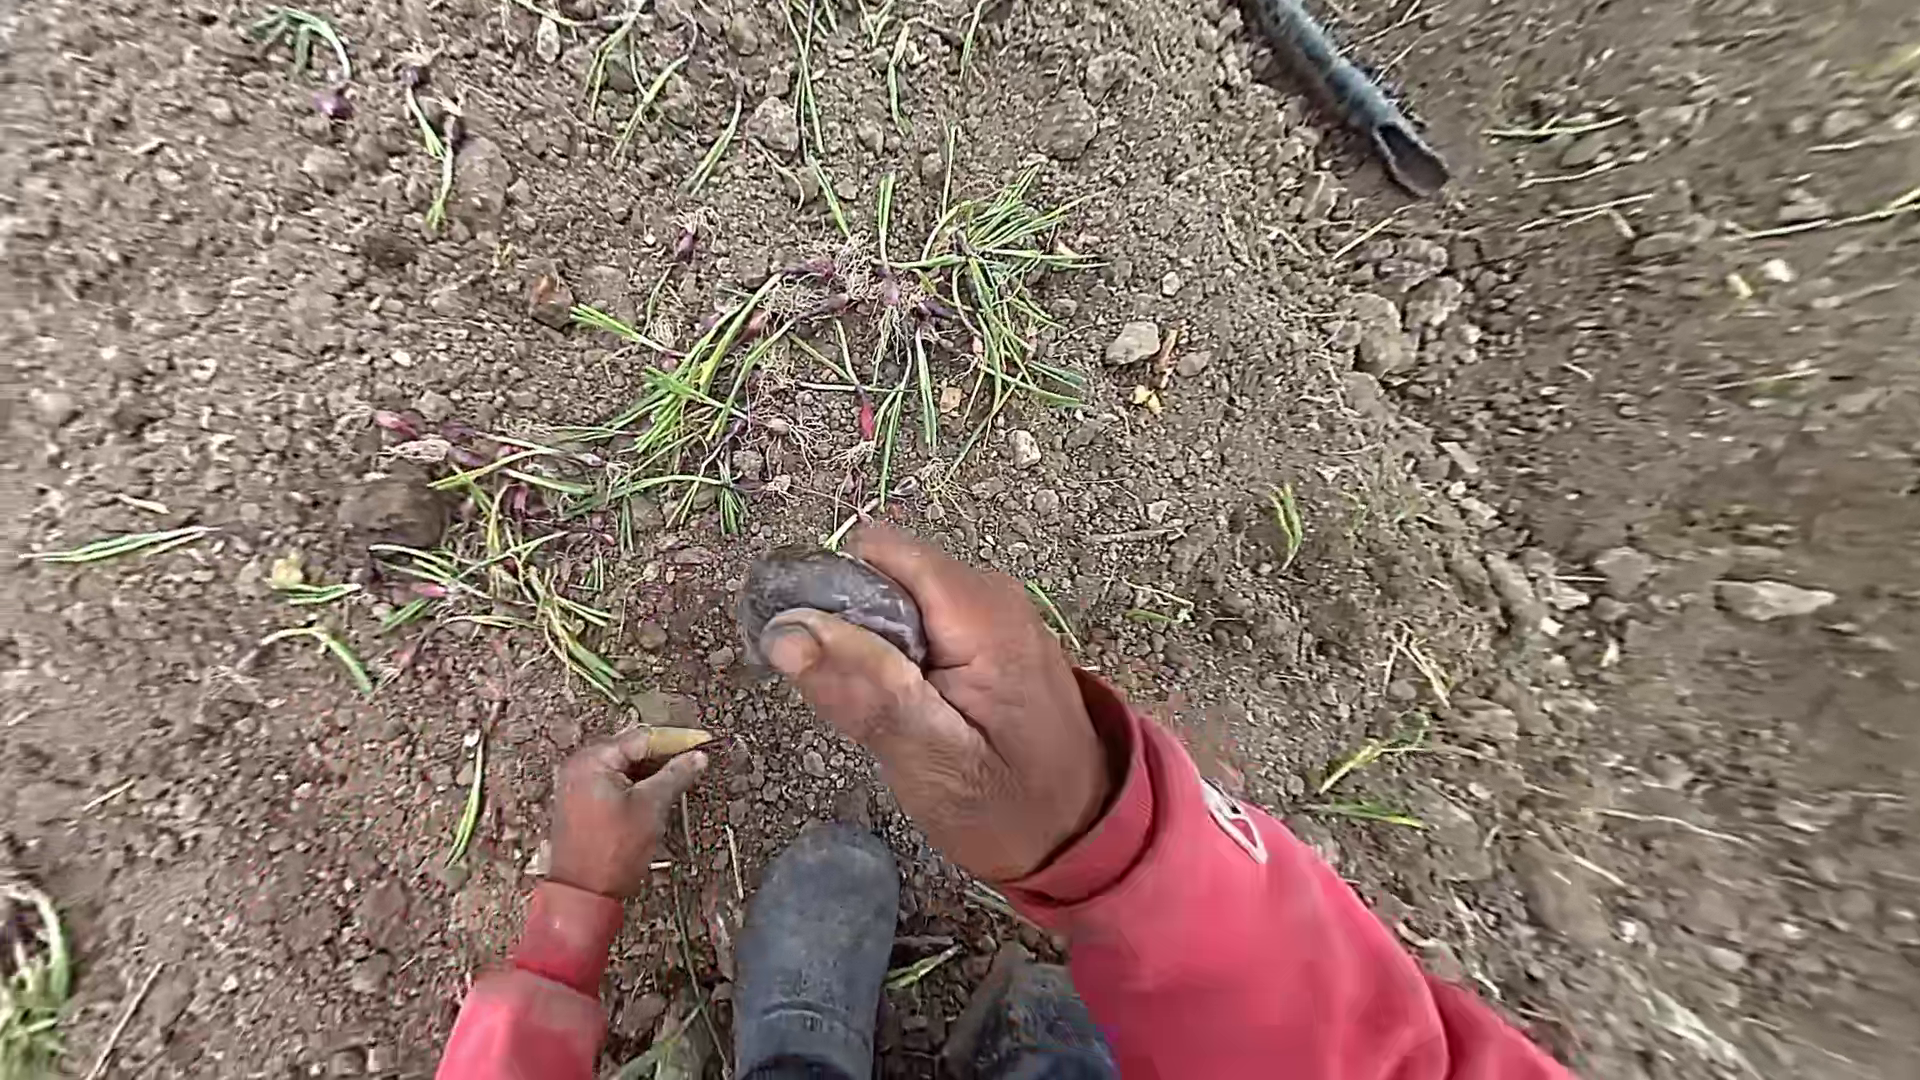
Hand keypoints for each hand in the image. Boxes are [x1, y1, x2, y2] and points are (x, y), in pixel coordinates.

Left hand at [547, 727, 710, 898]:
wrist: (583, 898)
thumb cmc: (613, 850)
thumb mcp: (652, 805)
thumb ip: (677, 774)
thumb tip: (698, 756)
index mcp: (592, 762)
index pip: (644, 739)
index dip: (678, 740)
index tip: (703, 741)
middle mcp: (581, 768)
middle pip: (635, 751)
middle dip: (668, 754)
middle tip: (697, 756)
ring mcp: (580, 787)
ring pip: (629, 767)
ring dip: (657, 770)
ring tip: (685, 772)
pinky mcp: (585, 804)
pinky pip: (620, 782)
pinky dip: (642, 783)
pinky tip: (664, 788)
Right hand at [759, 526, 1111, 881]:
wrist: (1083, 828)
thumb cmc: (1011, 807)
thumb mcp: (933, 762)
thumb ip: (867, 691)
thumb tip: (788, 630)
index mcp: (980, 611)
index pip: (877, 552)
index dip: (834, 593)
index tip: (819, 655)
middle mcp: (990, 590)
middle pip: (886, 571)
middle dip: (854, 625)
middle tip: (863, 699)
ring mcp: (993, 605)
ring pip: (897, 594)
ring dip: (875, 644)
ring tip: (892, 708)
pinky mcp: (989, 625)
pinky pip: (920, 615)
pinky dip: (900, 652)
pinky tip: (916, 701)